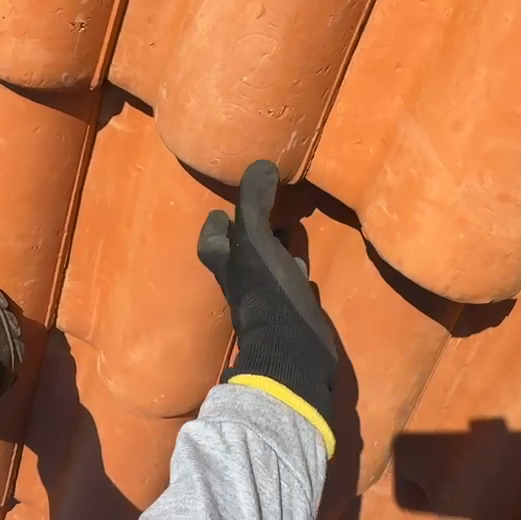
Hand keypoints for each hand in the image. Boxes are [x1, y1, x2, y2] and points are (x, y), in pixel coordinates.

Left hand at [197, 160, 338, 451]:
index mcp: (230, 265)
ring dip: (278, 250)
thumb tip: (261, 165)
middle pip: (242, 253)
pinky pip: (294, 287)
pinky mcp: (295, 314)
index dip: (217, 225)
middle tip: (269, 209)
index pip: (212, 241)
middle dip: (253, 232)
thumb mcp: (255, 242)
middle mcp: (245, 282)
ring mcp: (270, 300)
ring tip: (293, 229)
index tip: (226, 208)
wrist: (294, 354)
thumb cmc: (268, 294)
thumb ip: (254, 203)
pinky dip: (299, 273)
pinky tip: (309, 265)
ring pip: (270, 268)